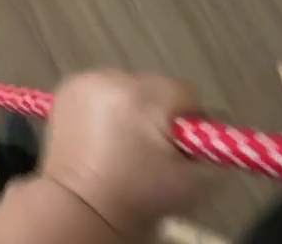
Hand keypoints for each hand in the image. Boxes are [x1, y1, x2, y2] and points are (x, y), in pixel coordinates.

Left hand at [39, 70, 210, 237]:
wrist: (83, 203)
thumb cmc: (141, 193)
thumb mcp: (195, 180)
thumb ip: (215, 150)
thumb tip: (214, 130)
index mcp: (142, 96)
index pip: (185, 92)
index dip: (192, 119)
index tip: (184, 145)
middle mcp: (109, 78)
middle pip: (153, 86)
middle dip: (160, 112)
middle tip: (153, 146)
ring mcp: (83, 80)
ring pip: (126, 84)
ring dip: (132, 105)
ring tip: (126, 141)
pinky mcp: (66, 87)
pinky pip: (100, 87)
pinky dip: (107, 104)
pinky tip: (104, 131)